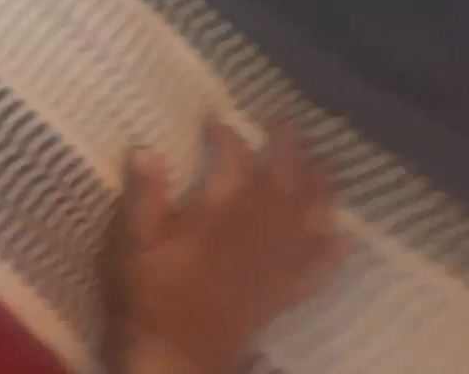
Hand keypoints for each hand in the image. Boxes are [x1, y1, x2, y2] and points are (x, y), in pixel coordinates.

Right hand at [106, 119, 345, 373]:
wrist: (177, 352)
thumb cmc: (145, 288)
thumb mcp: (129, 238)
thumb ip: (143, 195)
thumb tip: (147, 148)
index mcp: (216, 221)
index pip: (234, 167)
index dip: (230, 138)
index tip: (216, 118)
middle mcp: (256, 238)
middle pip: (283, 186)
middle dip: (287, 151)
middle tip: (283, 122)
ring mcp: (276, 267)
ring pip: (310, 220)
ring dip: (320, 187)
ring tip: (322, 161)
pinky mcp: (284, 292)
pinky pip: (320, 266)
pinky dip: (333, 245)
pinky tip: (339, 231)